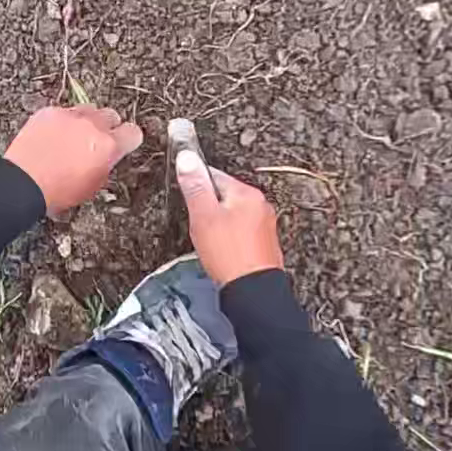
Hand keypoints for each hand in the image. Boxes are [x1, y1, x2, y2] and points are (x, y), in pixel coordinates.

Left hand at [3, 106, 143, 213]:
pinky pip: (62, 111)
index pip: (133, 132)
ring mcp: (70, 116)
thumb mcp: (92, 185)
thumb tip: (107, 156)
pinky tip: (53, 137)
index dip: (128, 139)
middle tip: (95, 141)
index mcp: (109, 146)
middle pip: (110, 115)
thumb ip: (105, 163)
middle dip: (106, 127)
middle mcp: (93, 126)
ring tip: (72, 138)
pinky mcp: (50, 112)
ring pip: (87, 109)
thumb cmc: (56, 191)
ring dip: (84, 121)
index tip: (123, 141)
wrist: (23, 183)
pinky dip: (60, 121)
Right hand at [175, 151, 283, 286]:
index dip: (197, 186)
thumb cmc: (229, 255)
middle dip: (209, 207)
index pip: (215, 176)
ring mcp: (265, 225)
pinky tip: (223, 249)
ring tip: (209, 239)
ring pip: (234, 214)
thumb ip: (195, 186)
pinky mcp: (264, 243)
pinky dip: (230, 236)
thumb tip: (187, 158)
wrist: (253, 292)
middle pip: (225, 195)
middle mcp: (261, 206)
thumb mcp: (204, 216)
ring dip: (220, 222)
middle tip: (198, 223)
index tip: (188, 197)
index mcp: (247, 194)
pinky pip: (242, 231)